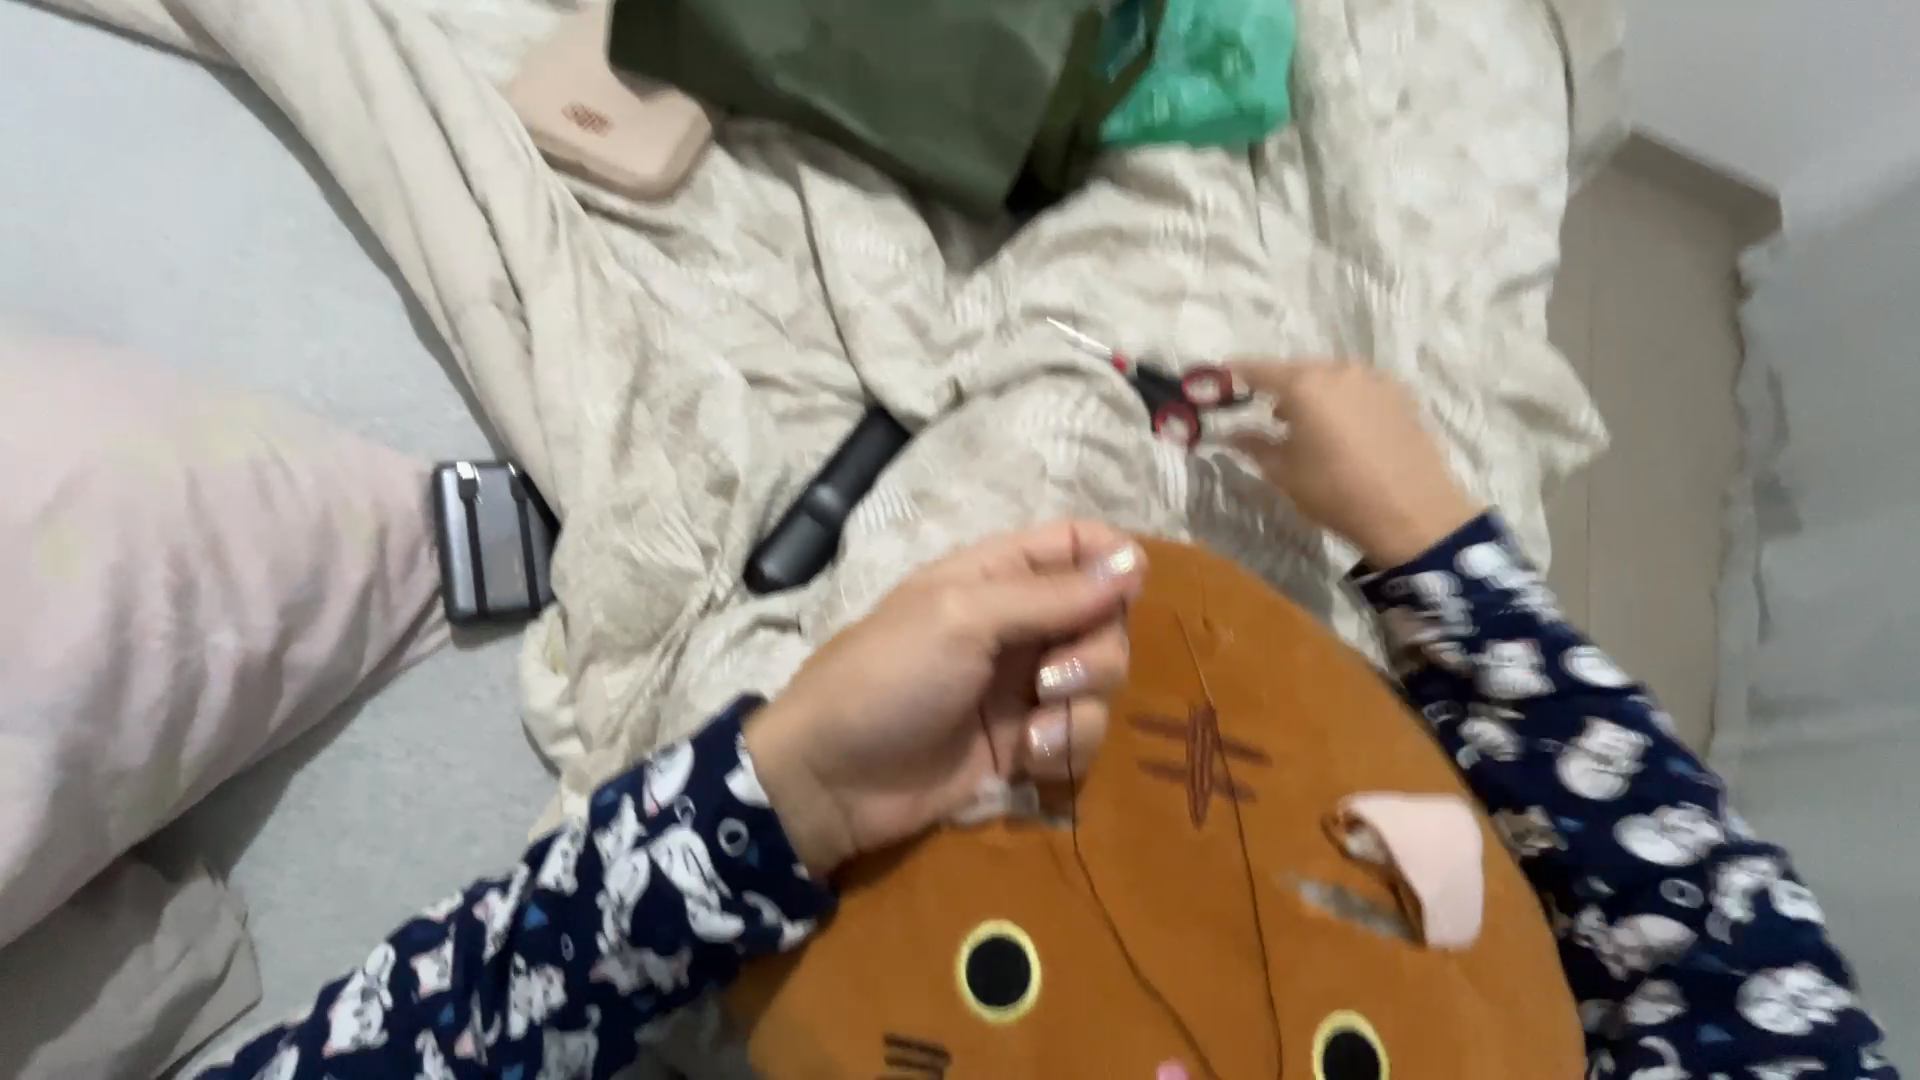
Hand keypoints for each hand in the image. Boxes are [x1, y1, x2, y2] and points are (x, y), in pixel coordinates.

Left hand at [742, 521, 1145, 877]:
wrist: (834, 780)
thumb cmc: (888, 677)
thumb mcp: (962, 619)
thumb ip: (1050, 595)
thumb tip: (1134, 561)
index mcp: (997, 575)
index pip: (1076, 543)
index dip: (1113, 558)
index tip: (1134, 588)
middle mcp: (1021, 623)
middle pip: (1104, 617)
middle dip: (1096, 651)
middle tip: (1052, 680)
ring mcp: (1026, 684)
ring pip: (1102, 679)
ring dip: (1081, 706)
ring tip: (1034, 730)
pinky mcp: (1029, 741)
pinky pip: (1083, 732)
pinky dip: (1067, 745)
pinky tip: (1028, 759)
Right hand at [1227, 360, 1482, 566]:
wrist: (1411, 511)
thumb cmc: (1335, 490)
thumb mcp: (1284, 472)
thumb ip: (1254, 445)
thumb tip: (1232, 434)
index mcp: (1306, 385)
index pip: (1260, 370)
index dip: (1237, 373)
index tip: (1221, 377)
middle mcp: (1340, 372)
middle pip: (1298, 369)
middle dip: (1277, 386)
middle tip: (1262, 408)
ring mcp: (1375, 380)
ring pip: (1331, 377)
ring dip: (1311, 392)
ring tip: (1301, 421)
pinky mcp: (1399, 396)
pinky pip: (1358, 388)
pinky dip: (1340, 399)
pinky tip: (1338, 427)